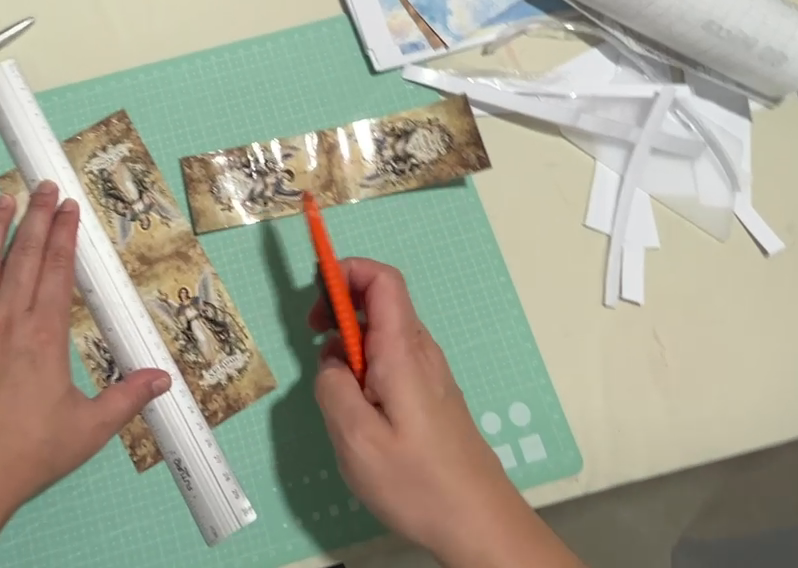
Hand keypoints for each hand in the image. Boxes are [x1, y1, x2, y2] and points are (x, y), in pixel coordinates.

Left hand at [0, 181, 170, 511]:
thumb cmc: (28, 452)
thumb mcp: (88, 429)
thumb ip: (127, 399)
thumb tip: (164, 380)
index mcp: (43, 332)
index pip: (56, 268)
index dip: (64, 234)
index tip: (69, 207)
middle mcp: (6, 319)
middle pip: (22, 255)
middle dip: (36, 217)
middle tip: (43, 187)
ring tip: (2, 200)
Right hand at [311, 259, 580, 567]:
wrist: (483, 527)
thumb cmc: (418, 482)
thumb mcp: (355, 439)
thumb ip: (332, 387)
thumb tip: (331, 362)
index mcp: (401, 350)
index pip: (381, 278)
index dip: (346, 270)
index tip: (316, 294)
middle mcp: (419, 350)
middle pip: (380, 298)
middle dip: (339, 304)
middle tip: (314, 337)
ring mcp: (429, 372)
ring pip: (382, 330)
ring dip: (349, 338)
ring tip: (333, 380)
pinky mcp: (431, 394)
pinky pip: (391, 356)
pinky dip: (364, 361)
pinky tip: (357, 402)